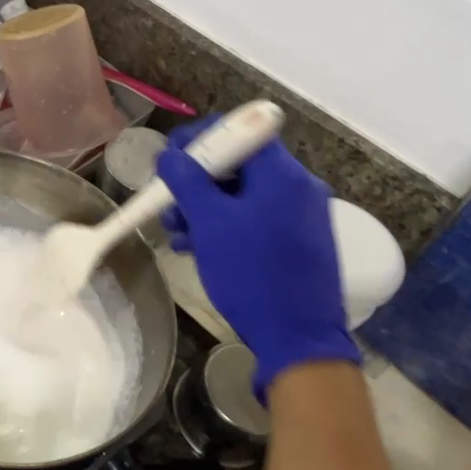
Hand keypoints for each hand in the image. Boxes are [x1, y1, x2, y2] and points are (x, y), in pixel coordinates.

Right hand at [157, 118, 359, 400]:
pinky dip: (226, 224)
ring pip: (244, 193)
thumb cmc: (251, 273)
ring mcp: (301, 214)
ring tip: (178, 232)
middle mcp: (297, 186)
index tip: (170, 158)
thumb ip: (187, 180)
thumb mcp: (209, 223)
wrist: (299, 338)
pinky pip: (256, 216)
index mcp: (281, 173)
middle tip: (169, 203)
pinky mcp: (299, 239)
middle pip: (238, 163)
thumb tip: (171, 156)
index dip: (200, 138)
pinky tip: (199, 246)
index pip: (239, 131)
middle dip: (196, 180)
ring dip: (205, 206)